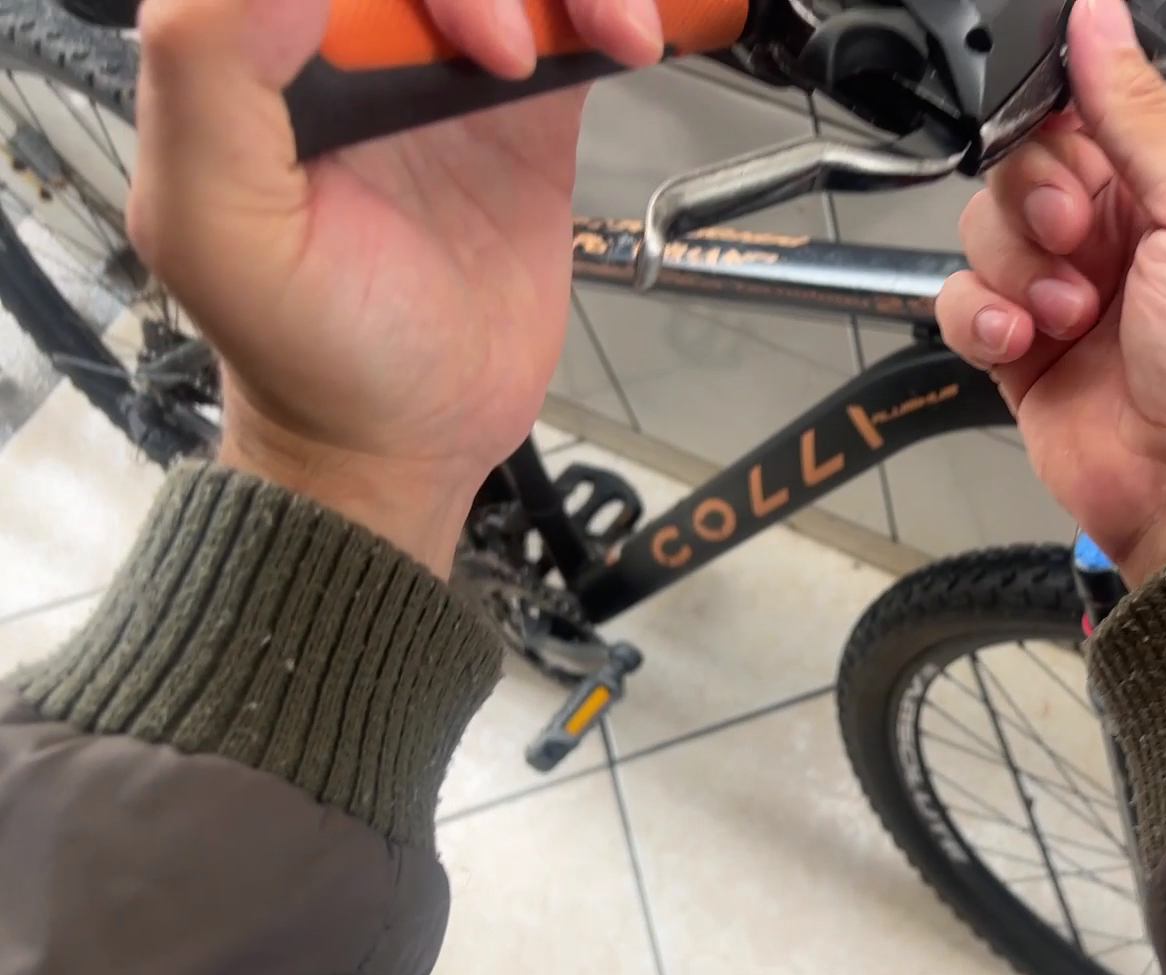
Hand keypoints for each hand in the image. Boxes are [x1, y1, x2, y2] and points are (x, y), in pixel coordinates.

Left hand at [129, 0, 663, 573]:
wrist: (420, 426)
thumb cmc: (314, 349)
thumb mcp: (218, 221)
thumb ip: (213, 71)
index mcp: (267, 49)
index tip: (469, 36)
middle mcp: (363, 52)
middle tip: (516, 55)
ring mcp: (457, 89)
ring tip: (623, 28)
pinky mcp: (530, 137)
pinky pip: (571, 49)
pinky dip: (607, 24)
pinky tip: (634, 37)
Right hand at [936, 0, 1165, 583]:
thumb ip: (1143, 115)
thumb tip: (1097, 14)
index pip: (1085, 115)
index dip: (1058, 119)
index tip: (1064, 147)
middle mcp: (1111, 238)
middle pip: (1024, 169)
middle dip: (1038, 198)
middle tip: (1078, 241)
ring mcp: (1060, 298)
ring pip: (986, 234)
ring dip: (1017, 266)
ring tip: (1069, 316)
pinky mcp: (1018, 355)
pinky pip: (963, 305)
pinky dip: (980, 316)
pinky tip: (1021, 343)